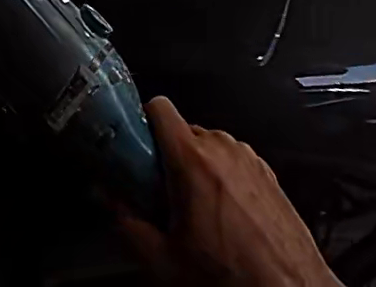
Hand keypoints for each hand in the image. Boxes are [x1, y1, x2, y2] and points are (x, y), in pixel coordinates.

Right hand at [116, 97, 343, 286]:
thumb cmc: (234, 279)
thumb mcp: (166, 262)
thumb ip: (128, 224)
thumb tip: (109, 201)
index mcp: (192, 158)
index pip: (159, 106)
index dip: (144, 120)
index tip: (138, 147)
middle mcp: (221, 147)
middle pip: (181, 131)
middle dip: (170, 157)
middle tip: (166, 195)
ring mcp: (247, 156)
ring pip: (208, 145)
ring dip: (198, 167)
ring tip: (199, 211)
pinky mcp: (266, 170)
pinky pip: (232, 159)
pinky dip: (223, 177)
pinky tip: (227, 216)